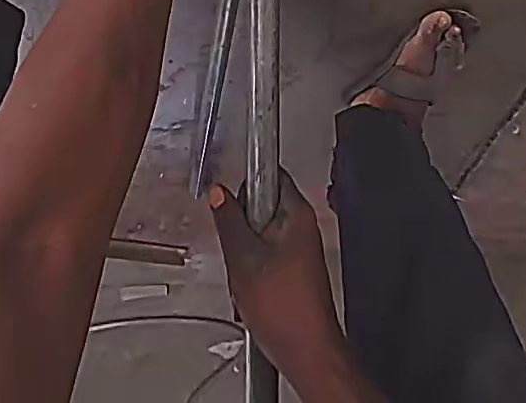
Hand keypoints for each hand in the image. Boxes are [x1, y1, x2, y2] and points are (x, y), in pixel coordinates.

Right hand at [208, 171, 348, 374]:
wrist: (307, 352)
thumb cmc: (284, 308)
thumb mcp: (244, 259)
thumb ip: (229, 221)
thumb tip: (218, 193)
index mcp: (297, 212)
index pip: (270, 174)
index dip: (247, 184)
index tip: (232, 200)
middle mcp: (302, 224)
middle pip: (262, 204)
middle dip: (243, 224)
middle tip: (239, 248)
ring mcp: (300, 246)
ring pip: (262, 231)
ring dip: (246, 250)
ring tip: (246, 275)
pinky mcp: (295, 266)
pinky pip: (267, 252)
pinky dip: (255, 266)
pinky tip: (252, 288)